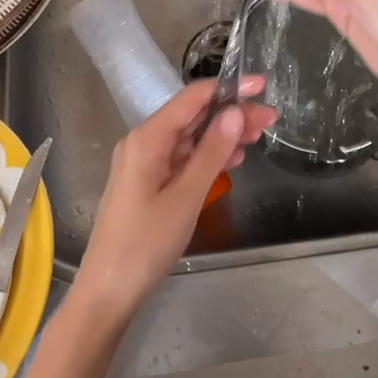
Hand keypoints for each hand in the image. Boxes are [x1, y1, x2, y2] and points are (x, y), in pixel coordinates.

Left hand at [75, 78, 276, 314]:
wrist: (108, 291)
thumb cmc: (145, 243)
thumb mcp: (186, 197)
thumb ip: (212, 153)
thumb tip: (235, 113)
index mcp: (148, 138)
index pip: (192, 98)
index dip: (227, 88)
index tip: (261, 85)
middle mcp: (143, 142)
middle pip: (193, 117)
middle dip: (231, 114)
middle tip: (270, 119)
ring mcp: (144, 163)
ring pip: (189, 138)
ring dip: (222, 135)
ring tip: (258, 136)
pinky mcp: (147, 182)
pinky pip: (182, 158)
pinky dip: (207, 155)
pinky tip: (232, 158)